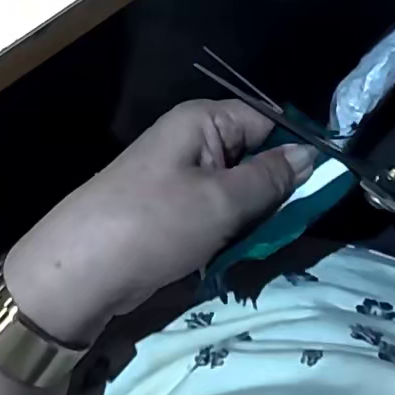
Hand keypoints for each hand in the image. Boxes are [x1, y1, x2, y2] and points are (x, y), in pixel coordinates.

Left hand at [1, 100, 315, 345]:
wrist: (74, 275)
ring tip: (253, 242)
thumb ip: (271, 176)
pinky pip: (216, 207)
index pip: (267, 119)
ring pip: (238, 186)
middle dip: (273, 187)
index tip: (320, 184)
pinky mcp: (171, 206)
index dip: (295, 147)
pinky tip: (229, 252)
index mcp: (203, 120)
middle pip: (254, 153)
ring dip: (251, 214)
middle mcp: (192, 138)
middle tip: (285, 223)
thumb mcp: (222, 201)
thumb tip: (309, 154)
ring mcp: (180, 174)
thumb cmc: (153, 224)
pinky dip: (228, 228)